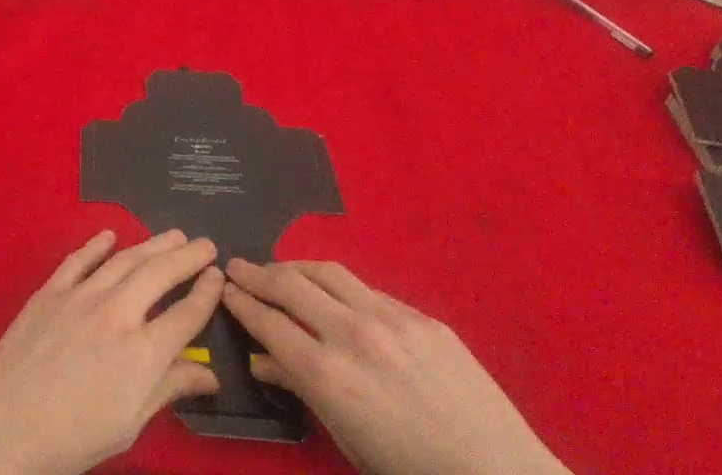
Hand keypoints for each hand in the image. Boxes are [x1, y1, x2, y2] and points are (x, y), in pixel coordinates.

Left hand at [0, 230, 224, 474]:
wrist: (5, 424)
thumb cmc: (73, 437)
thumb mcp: (130, 423)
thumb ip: (168, 389)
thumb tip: (210, 377)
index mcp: (143, 353)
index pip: (186, 314)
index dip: (207, 293)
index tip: (219, 276)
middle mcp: (117, 314)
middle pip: (160, 274)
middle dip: (187, 256)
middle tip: (204, 243)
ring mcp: (80, 297)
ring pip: (124, 259)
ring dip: (152, 244)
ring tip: (172, 235)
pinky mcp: (50, 291)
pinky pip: (78, 260)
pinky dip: (96, 245)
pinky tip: (110, 236)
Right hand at [224, 259, 571, 474]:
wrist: (497, 473)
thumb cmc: (410, 469)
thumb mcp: (345, 437)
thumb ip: (300, 388)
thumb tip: (262, 357)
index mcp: (327, 374)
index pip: (268, 322)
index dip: (241, 302)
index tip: (224, 289)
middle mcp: (352, 334)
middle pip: (289, 284)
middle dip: (257, 273)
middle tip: (237, 267)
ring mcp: (390, 319)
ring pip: (327, 272)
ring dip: (294, 266)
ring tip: (278, 269)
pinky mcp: (421, 316)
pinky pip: (367, 290)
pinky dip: (338, 287)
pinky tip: (334, 297)